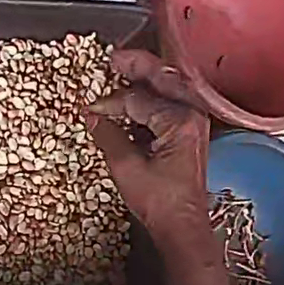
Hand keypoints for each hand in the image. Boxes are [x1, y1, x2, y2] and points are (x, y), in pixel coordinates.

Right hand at [84, 49, 213, 255]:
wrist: (181, 226)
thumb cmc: (158, 201)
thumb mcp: (126, 167)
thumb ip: (108, 136)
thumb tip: (91, 116)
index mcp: (179, 120)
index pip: (137, 99)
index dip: (110, 102)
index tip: (89, 108)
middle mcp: (192, 115)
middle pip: (162, 81)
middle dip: (136, 68)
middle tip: (113, 58)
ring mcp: (194, 124)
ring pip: (167, 91)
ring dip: (144, 82)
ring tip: (121, 72)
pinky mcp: (189, 134)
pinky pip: (168, 108)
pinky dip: (149, 102)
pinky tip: (133, 104)